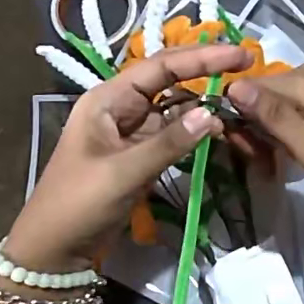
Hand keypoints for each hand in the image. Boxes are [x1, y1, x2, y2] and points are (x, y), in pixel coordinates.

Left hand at [7, 44, 252, 269]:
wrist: (55, 248)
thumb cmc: (78, 203)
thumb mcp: (124, 171)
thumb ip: (169, 142)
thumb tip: (213, 114)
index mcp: (108, 99)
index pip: (161, 66)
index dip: (201, 58)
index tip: (240, 55)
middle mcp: (121, 106)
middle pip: (169, 79)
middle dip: (205, 69)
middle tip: (247, 63)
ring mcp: (132, 131)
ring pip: (175, 106)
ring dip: (204, 102)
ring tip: (240, 99)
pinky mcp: (141, 154)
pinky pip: (174, 133)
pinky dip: (196, 130)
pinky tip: (218, 131)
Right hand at [225, 64, 303, 192]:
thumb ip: (273, 116)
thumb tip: (234, 87)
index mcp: (299, 80)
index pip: (244, 89)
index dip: (238, 121)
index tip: (248, 150)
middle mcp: (302, 70)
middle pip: (255, 94)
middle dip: (251, 128)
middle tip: (263, 159)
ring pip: (265, 101)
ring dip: (264, 130)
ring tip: (273, 157)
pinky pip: (282, 104)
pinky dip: (278, 127)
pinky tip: (285, 147)